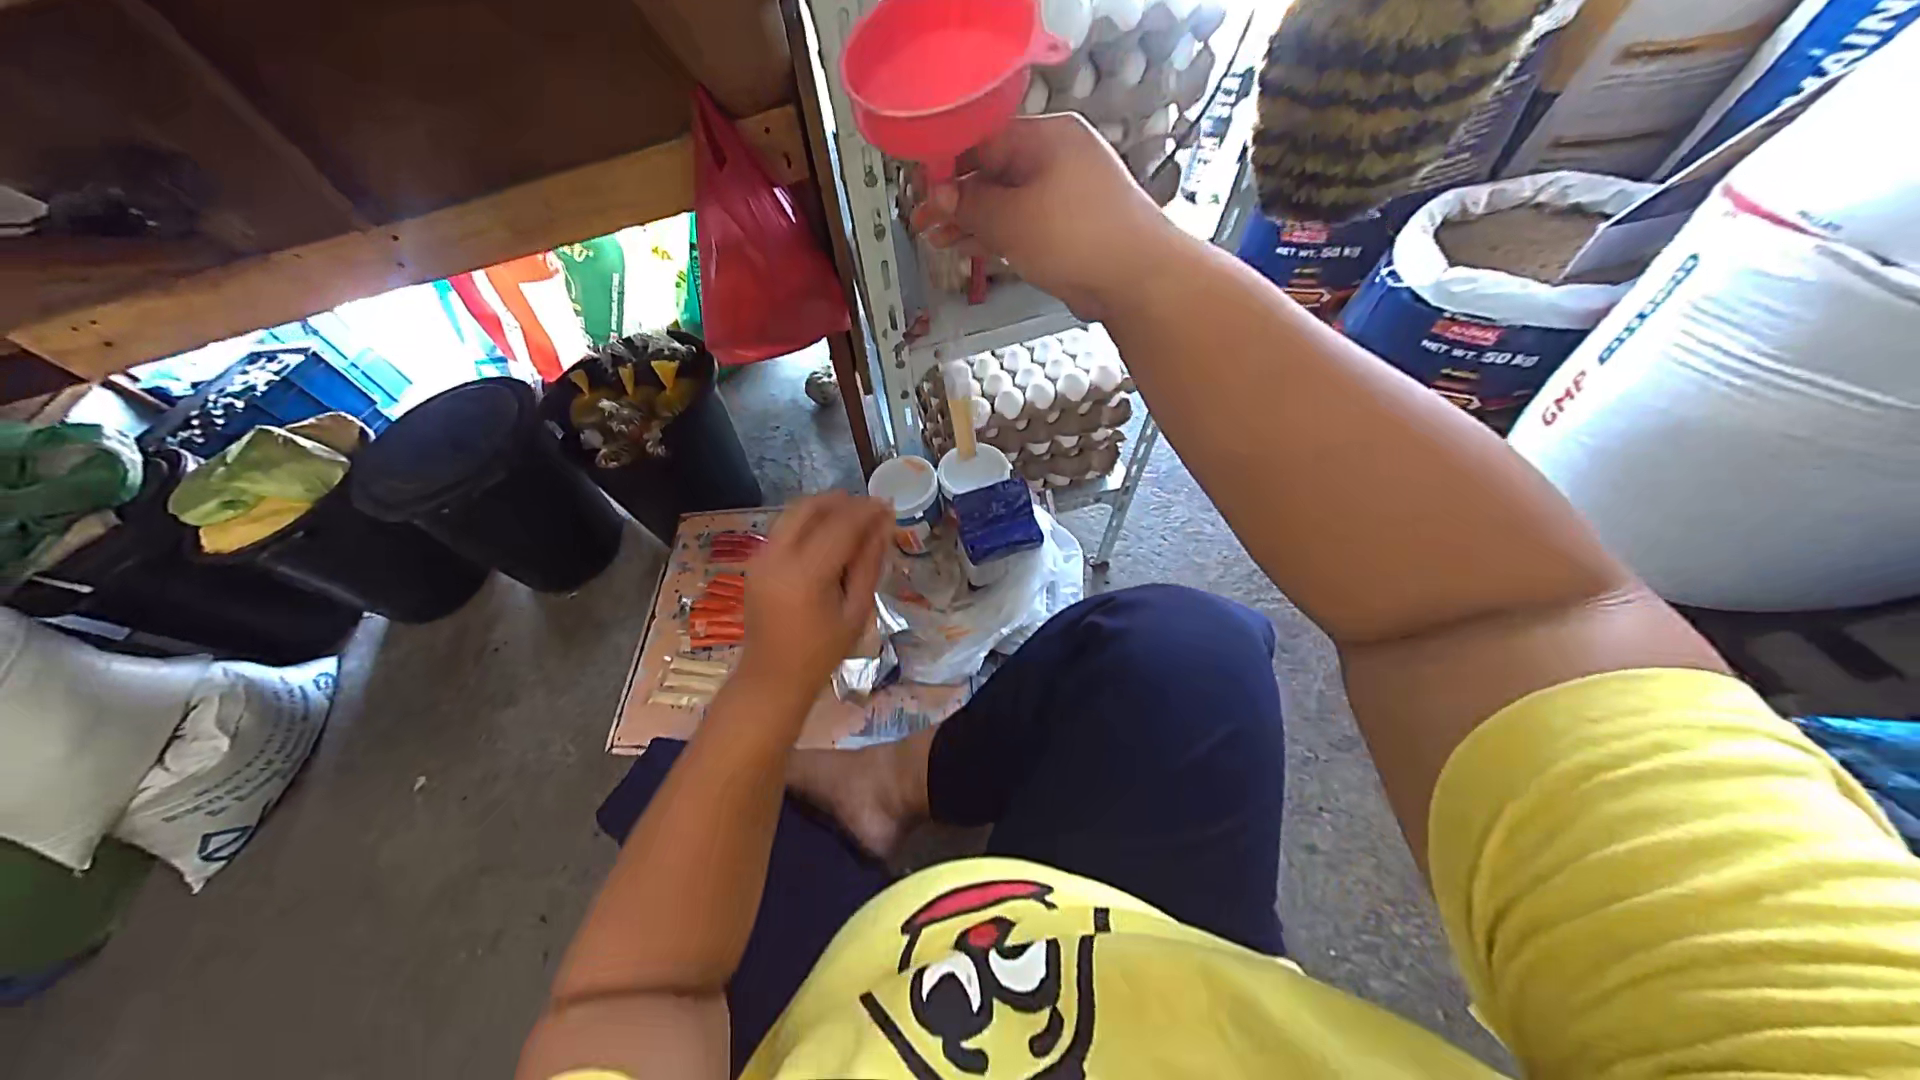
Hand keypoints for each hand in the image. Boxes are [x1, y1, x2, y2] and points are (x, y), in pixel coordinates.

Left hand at [736, 492, 891, 699]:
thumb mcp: (856, 611)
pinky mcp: (755, 563)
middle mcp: (778, 557)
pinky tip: (828, 537)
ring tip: (852, 519)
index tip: (888, 506)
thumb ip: (869, 565)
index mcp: (806, 574)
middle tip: (868, 508)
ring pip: (794, 514)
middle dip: (842, 501)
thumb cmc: (821, 653)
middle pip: (810, 508)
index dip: (867, 511)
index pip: (841, 526)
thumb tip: (883, 527)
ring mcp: (761, 558)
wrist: (772, 678)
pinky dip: (808, 524)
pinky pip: (784, 530)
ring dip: (824, 509)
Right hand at [910, 114, 1186, 318]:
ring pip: (1005, 203)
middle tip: (921, 219)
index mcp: (1047, 138)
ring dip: (970, 221)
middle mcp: (1056, 160)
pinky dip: (994, 236)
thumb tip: (940, 195)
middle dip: (955, 199)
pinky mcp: (1067, 229)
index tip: (920, 187)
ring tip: (936, 237)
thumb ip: (971, 205)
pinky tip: (967, 247)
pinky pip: (1021, 225)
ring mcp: (1063, 196)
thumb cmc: (1080, 237)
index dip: (947, 164)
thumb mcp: (1012, 219)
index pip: (983, 140)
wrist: (1136, 279)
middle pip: (993, 173)